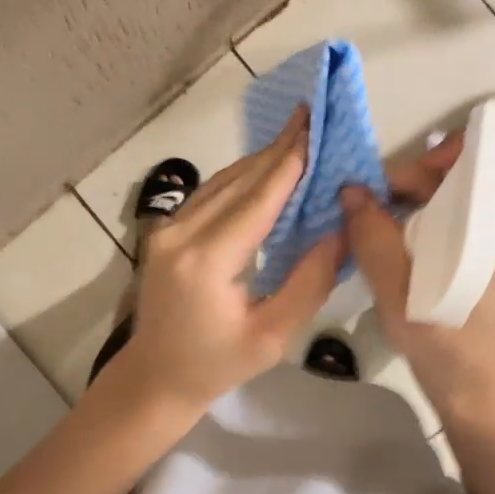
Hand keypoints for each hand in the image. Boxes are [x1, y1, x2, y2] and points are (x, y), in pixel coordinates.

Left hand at [120, 106, 345, 409]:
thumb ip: (308, 283)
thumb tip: (339, 231)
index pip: (258, 200)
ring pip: (220, 183)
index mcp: (206, 261)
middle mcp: (180, 235)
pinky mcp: (165, 234)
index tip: (316, 127)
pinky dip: (240, 180)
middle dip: (278, 150)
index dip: (289, 162)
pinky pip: (208, 196)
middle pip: (238, 182)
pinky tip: (265, 171)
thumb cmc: (216, 365)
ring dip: (259, 161)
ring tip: (297, 136)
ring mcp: (167, 231)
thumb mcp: (272, 337)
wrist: (155, 377)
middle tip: (312, 116)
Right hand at [340, 132, 494, 414]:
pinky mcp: (491, 250)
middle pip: (484, 167)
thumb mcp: (397, 292)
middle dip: (432, 170)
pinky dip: (432, 206)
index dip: (469, 148)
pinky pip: (466, 208)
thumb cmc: (438, 338)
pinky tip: (400, 229)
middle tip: (388, 194)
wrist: (462, 380)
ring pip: (470, 186)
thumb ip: (374, 238)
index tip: (422, 168)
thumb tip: (351, 191)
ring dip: (425, 190)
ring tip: (385, 213)